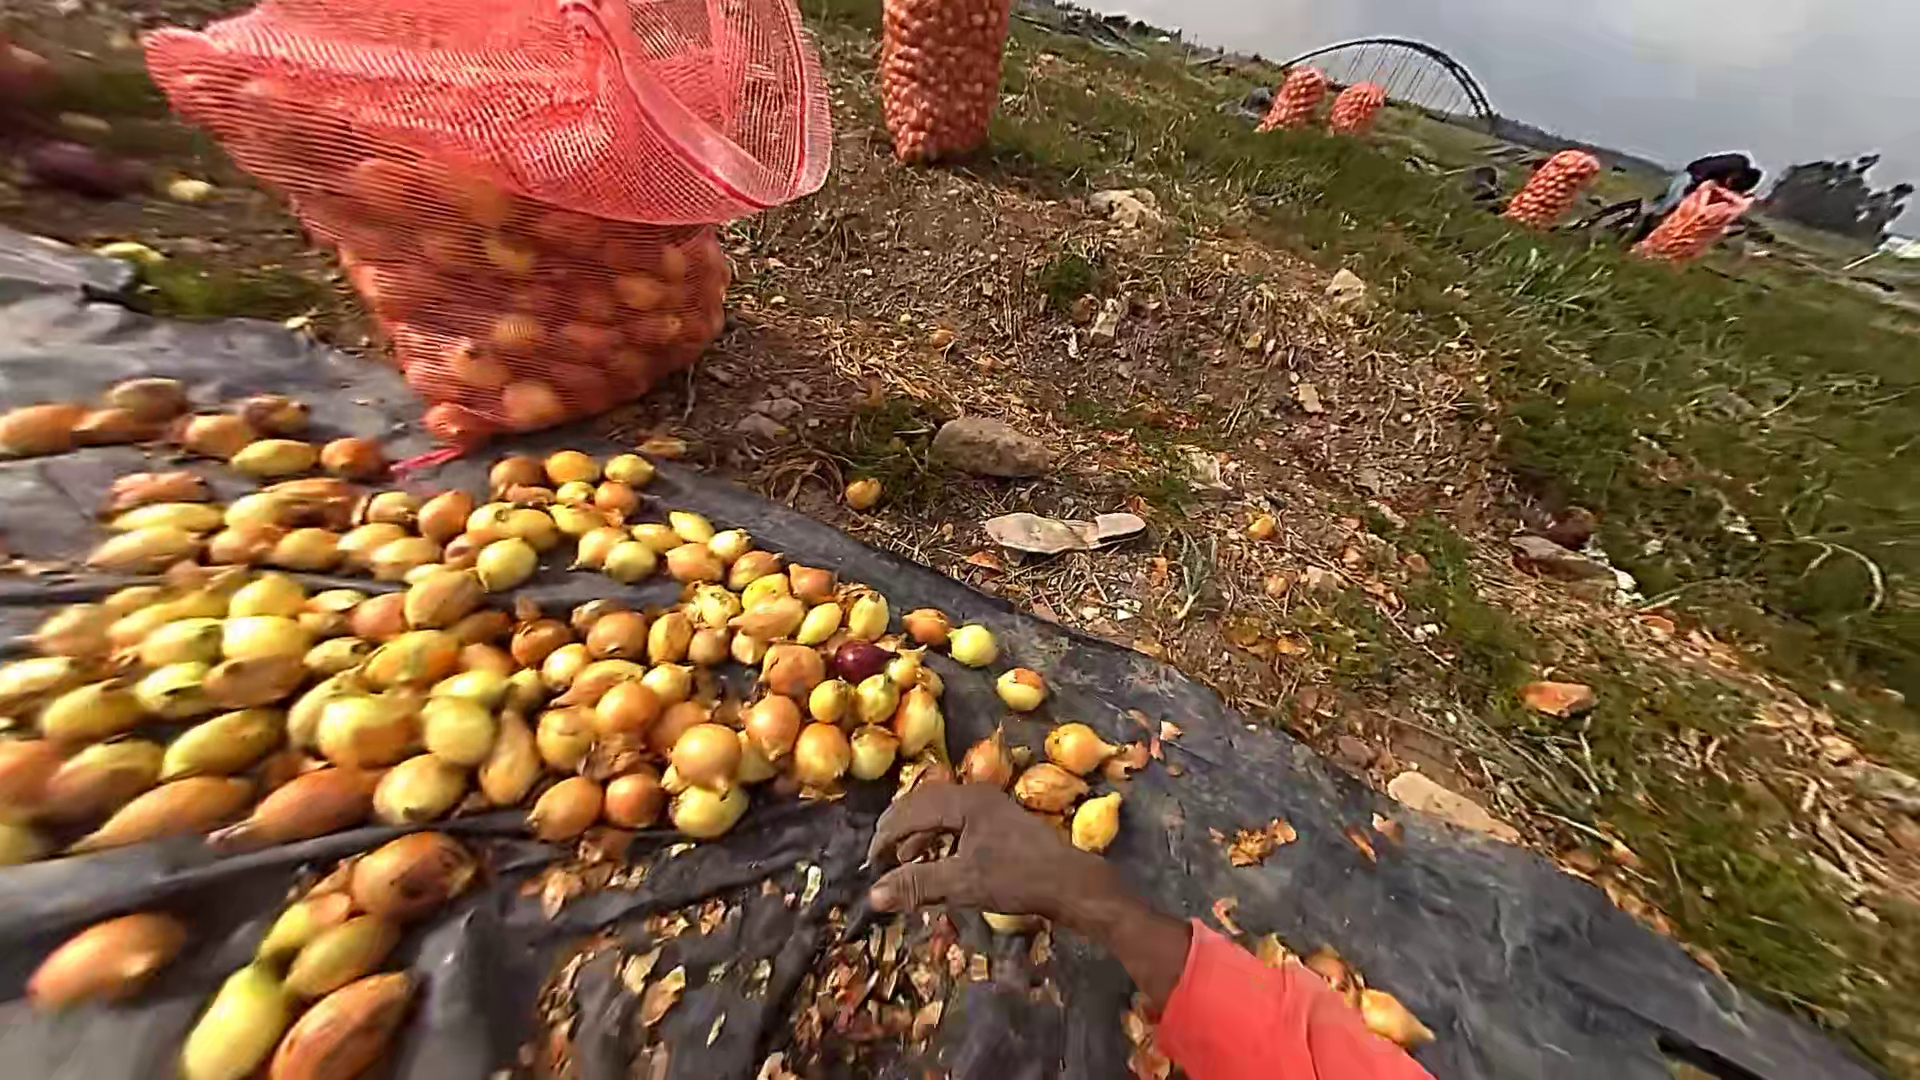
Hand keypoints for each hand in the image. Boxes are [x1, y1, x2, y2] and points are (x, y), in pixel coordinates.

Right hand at [866, 783, 1106, 921]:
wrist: (1069, 881)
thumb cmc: (1017, 878)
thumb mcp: (964, 883)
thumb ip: (918, 884)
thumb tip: (873, 893)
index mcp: (965, 799)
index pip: (913, 810)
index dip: (887, 835)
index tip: (870, 862)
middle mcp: (974, 793)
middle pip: (924, 803)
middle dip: (898, 828)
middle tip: (878, 855)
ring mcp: (986, 804)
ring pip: (939, 811)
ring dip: (917, 834)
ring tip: (901, 860)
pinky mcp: (994, 819)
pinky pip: (954, 820)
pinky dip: (937, 837)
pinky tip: (932, 858)